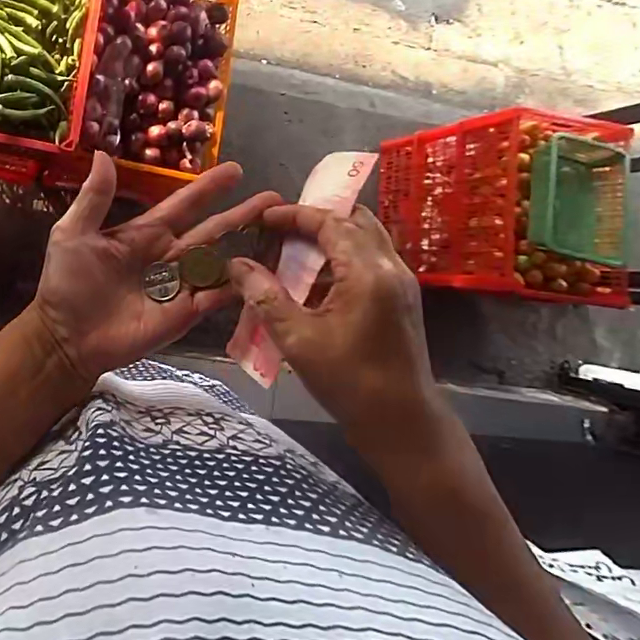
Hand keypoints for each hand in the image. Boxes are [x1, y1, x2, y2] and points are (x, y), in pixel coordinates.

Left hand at [31, 152, 282, 383]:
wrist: (66, 337)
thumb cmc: (67, 283)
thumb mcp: (73, 233)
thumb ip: (94, 197)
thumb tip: (101, 153)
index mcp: (144, 233)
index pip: (184, 205)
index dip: (208, 188)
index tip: (235, 170)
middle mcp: (168, 256)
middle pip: (213, 230)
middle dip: (243, 214)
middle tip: (275, 200)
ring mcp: (179, 286)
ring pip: (221, 261)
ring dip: (249, 246)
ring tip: (280, 232)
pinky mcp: (184, 313)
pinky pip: (216, 296)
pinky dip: (239, 286)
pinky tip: (264, 273)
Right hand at [225, 203, 434, 442]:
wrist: (402, 424)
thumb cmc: (349, 382)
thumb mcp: (297, 339)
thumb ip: (265, 296)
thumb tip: (236, 265)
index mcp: (369, 273)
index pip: (332, 222)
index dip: (295, 215)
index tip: (262, 218)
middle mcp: (391, 267)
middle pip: (354, 221)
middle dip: (314, 220)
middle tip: (279, 230)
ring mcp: (401, 282)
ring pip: (364, 239)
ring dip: (329, 238)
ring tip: (290, 252)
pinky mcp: (401, 298)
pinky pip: (369, 260)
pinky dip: (341, 257)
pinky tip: (313, 280)